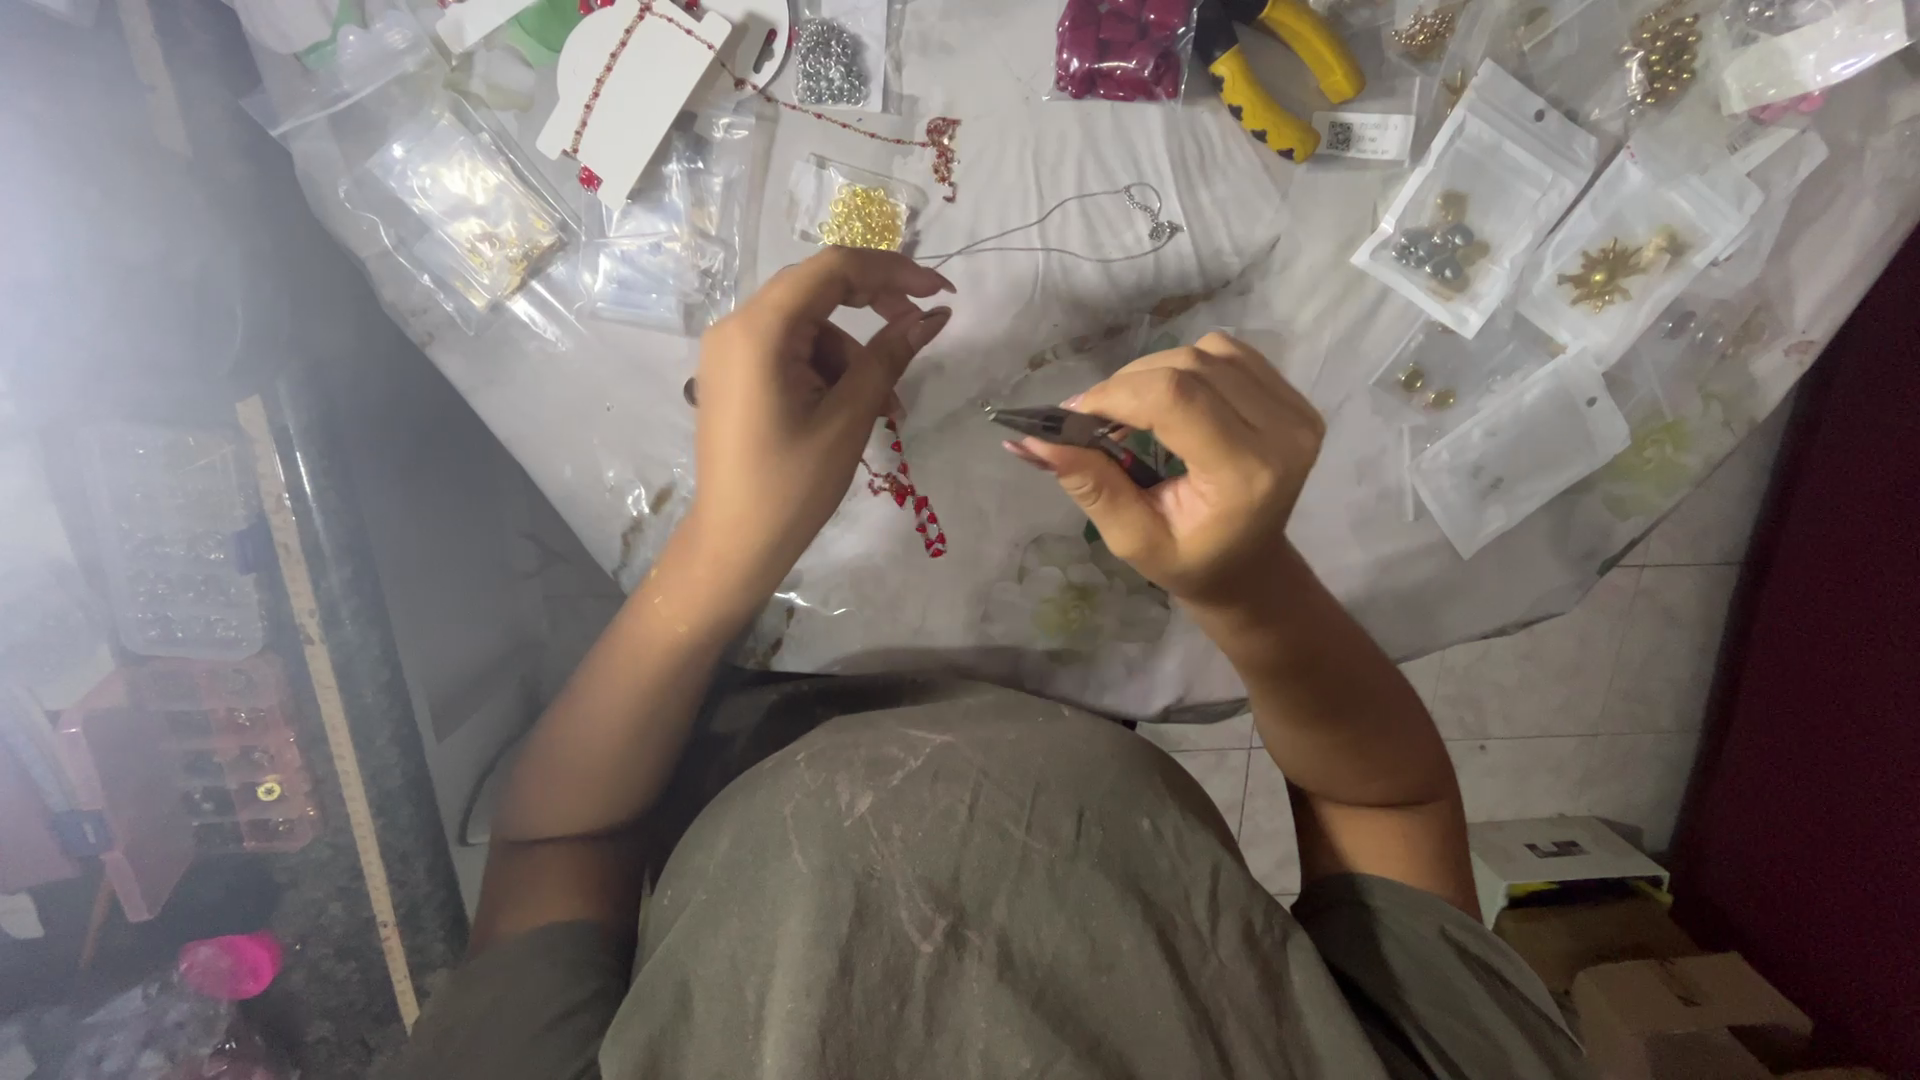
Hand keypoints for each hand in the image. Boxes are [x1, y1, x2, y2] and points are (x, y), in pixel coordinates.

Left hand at [685, 248, 953, 609]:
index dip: (893, 271)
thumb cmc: (792, 487)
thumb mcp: (848, 419)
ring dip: (855, 356)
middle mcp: (738, 326)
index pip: (834, 269)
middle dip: (876, 308)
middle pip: (819, 289)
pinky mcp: (738, 373)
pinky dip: (830, 371)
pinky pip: (793, 350)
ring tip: (886, 408)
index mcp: (760, 330)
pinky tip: (852, 410)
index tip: (939, 293)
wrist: (736, 542)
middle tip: (919, 333)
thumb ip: (888, 357)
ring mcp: (732, 350)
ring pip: (811, 326)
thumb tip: (932, 318)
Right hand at [1008, 332, 1323, 622]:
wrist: (1249, 567)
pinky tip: (1169, 399)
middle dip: (1126, 384)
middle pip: (1188, 367)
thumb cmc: (1188, 561)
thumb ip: (1089, 484)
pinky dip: (1186, 365)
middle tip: (1093, 416)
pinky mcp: (1296, 399)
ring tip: (1129, 410)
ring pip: (1207, 352)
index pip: (1174, 399)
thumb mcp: (1130, 536)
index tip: (1074, 415)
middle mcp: (1283, 434)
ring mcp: (1296, 411)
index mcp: (1245, 475)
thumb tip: (1031, 440)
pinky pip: (1229, 353)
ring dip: (1154, 371)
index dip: (1114, 394)